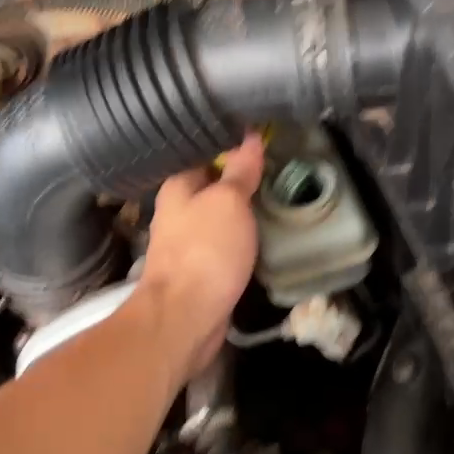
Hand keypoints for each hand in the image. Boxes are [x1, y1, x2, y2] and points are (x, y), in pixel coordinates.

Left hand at [135, 133, 266, 376]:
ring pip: (217, 215)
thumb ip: (240, 170)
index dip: (232, 144)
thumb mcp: (229, 201)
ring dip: (240, 209)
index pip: (205, 152)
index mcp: (177, 186)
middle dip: (239, 177)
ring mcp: (185, 242)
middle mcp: (176, 210)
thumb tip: (251, 136)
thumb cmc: (205, 251)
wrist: (185, 318)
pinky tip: (259, 232)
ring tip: (274, 195)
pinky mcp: (197, 269)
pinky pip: (222, 242)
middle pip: (211, 184)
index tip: (263, 137)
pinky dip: (239, 237)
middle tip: (276, 166)